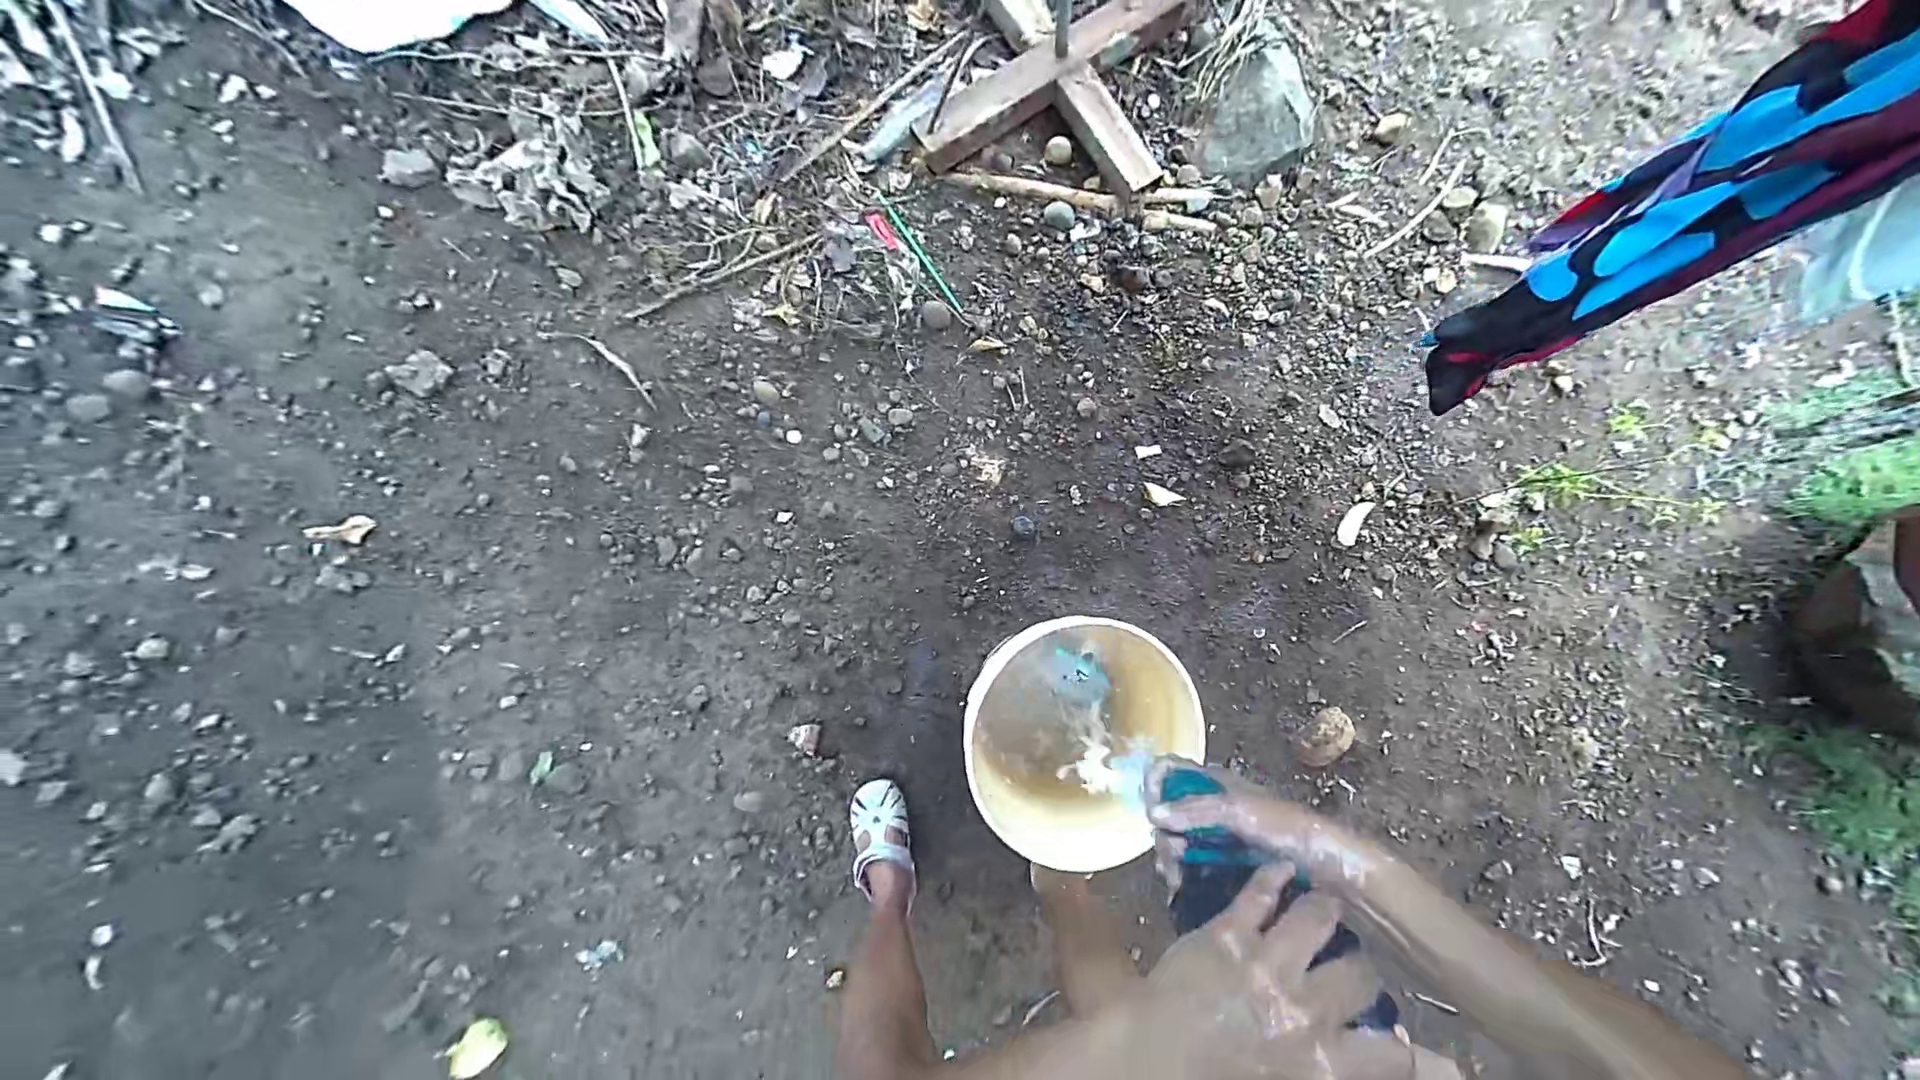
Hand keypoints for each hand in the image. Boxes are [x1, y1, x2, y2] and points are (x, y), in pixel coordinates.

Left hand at [1123, 860, 1423, 1078]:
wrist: (1150, 1055)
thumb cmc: (1219, 1077)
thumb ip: (1341, 1071)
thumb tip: (1412, 1066)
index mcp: (1323, 1065)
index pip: (1397, 1055)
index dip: (1413, 1048)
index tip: (1411, 1037)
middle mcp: (1303, 1010)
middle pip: (1362, 975)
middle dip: (1365, 967)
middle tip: (1358, 961)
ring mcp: (1264, 964)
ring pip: (1317, 919)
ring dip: (1327, 909)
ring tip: (1331, 902)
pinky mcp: (1226, 932)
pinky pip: (1259, 893)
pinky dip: (1274, 876)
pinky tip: (1285, 867)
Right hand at [1145, 757, 1384, 894]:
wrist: (1339, 876)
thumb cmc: (1292, 833)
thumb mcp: (1242, 814)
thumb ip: (1197, 809)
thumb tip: (1153, 815)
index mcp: (1216, 782)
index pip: (1169, 769)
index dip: (1154, 784)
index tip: (1153, 814)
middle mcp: (1213, 803)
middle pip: (1168, 806)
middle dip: (1162, 831)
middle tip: (1170, 859)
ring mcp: (1219, 834)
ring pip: (1176, 836)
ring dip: (1169, 855)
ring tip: (1175, 878)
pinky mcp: (1226, 862)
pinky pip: (1191, 861)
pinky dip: (1181, 871)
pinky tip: (1182, 885)